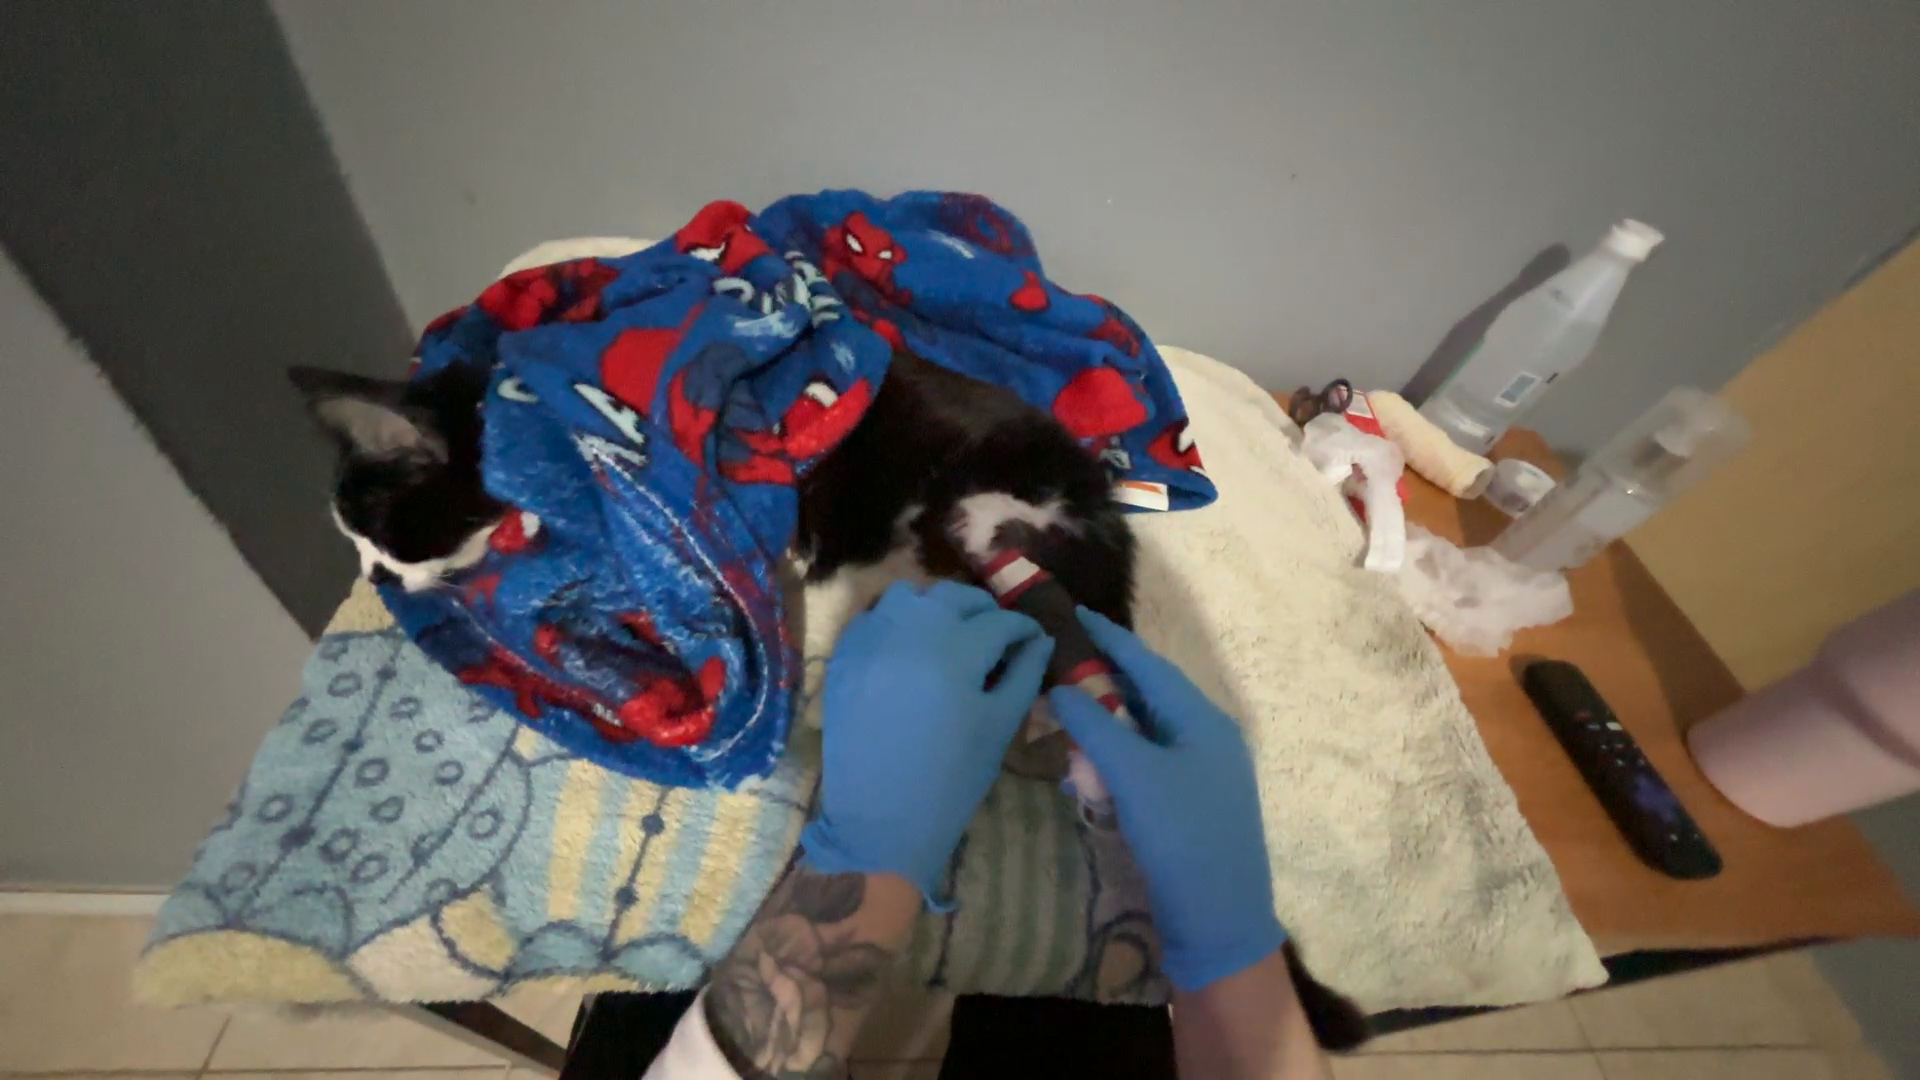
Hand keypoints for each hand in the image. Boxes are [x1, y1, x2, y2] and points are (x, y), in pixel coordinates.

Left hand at [801, 580, 1053, 899]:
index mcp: (955, 653)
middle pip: (954, 595)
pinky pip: (875, 616)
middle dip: (983, 609)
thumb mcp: (999, 725)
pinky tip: (911, 647)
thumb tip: (1042, 640)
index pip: (999, 621)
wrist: (881, 818)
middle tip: (996, 632)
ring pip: (909, 594)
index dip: (1023, 628)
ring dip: (936, 606)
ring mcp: (871, 639)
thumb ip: (1025, 674)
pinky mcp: (845, 654)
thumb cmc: (952, 778)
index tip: (1032, 638)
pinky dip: (897, 620)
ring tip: (950, 633)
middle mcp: (910, 632)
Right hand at [1048, 608, 1285, 990]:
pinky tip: (1090, 754)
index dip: (1109, 637)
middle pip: (1147, 691)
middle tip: (1061, 657)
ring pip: (1145, 725)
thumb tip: (1060, 687)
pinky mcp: (1188, 798)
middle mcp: (1205, 735)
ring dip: (1107, 714)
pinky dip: (1116, 749)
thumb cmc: (1180, 836)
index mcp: (1201, 719)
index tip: (1075, 613)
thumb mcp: (1132, 774)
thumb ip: (1093, 724)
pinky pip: (1146, 756)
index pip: (1147, 664)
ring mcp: (1200, 769)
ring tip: (1067, 700)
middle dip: (1104, 674)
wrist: (1219, 921)